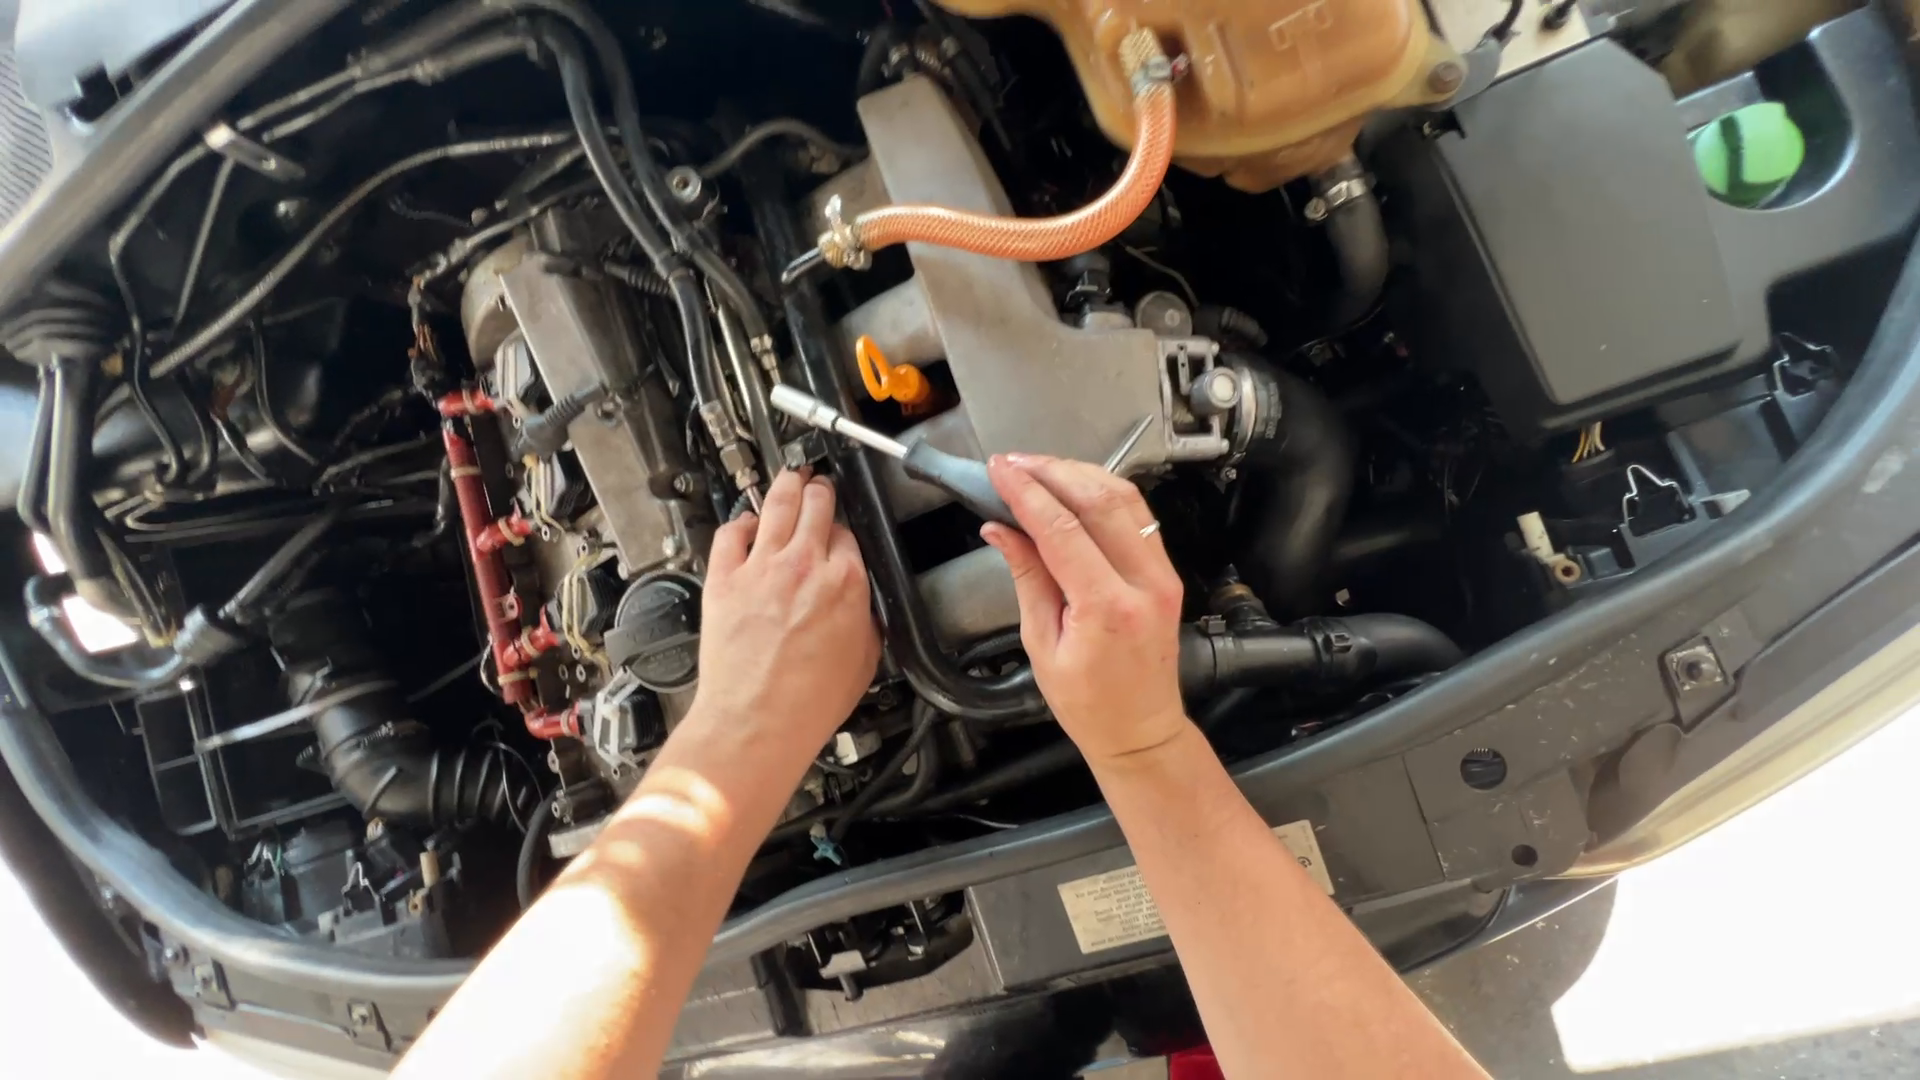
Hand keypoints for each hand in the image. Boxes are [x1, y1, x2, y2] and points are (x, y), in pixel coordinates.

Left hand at [689, 469, 879, 754]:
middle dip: (820, 491)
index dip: (844, 532)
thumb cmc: (808, 701)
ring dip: (787, 485)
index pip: (847, 534)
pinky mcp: (725, 578)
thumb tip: (861, 608)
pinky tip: (746, 520)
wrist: (757, 721)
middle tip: (819, 486)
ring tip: (790, 476)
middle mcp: (805, 565)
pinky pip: (730, 533)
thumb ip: (866, 621)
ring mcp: (762, 567)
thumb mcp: (865, 660)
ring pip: (777, 504)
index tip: (840, 534)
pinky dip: (740, 521)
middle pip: (816, 504)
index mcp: (846, 582)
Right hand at [980, 454, 1189, 763]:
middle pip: (1099, 501)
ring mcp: (1163, 574)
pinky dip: (1103, 491)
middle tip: (1013, 463)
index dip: (1026, 493)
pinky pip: (1137, 515)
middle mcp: (1144, 582)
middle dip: (1051, 472)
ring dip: (1078, 474)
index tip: (998, 470)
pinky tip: (1073, 486)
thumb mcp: (1041, 645)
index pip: (1062, 530)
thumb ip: (1027, 578)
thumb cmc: (1088, 703)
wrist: (1142, 730)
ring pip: (1125, 498)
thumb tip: (1000, 529)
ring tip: (1037, 468)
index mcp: (1107, 608)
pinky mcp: (1167, 571)